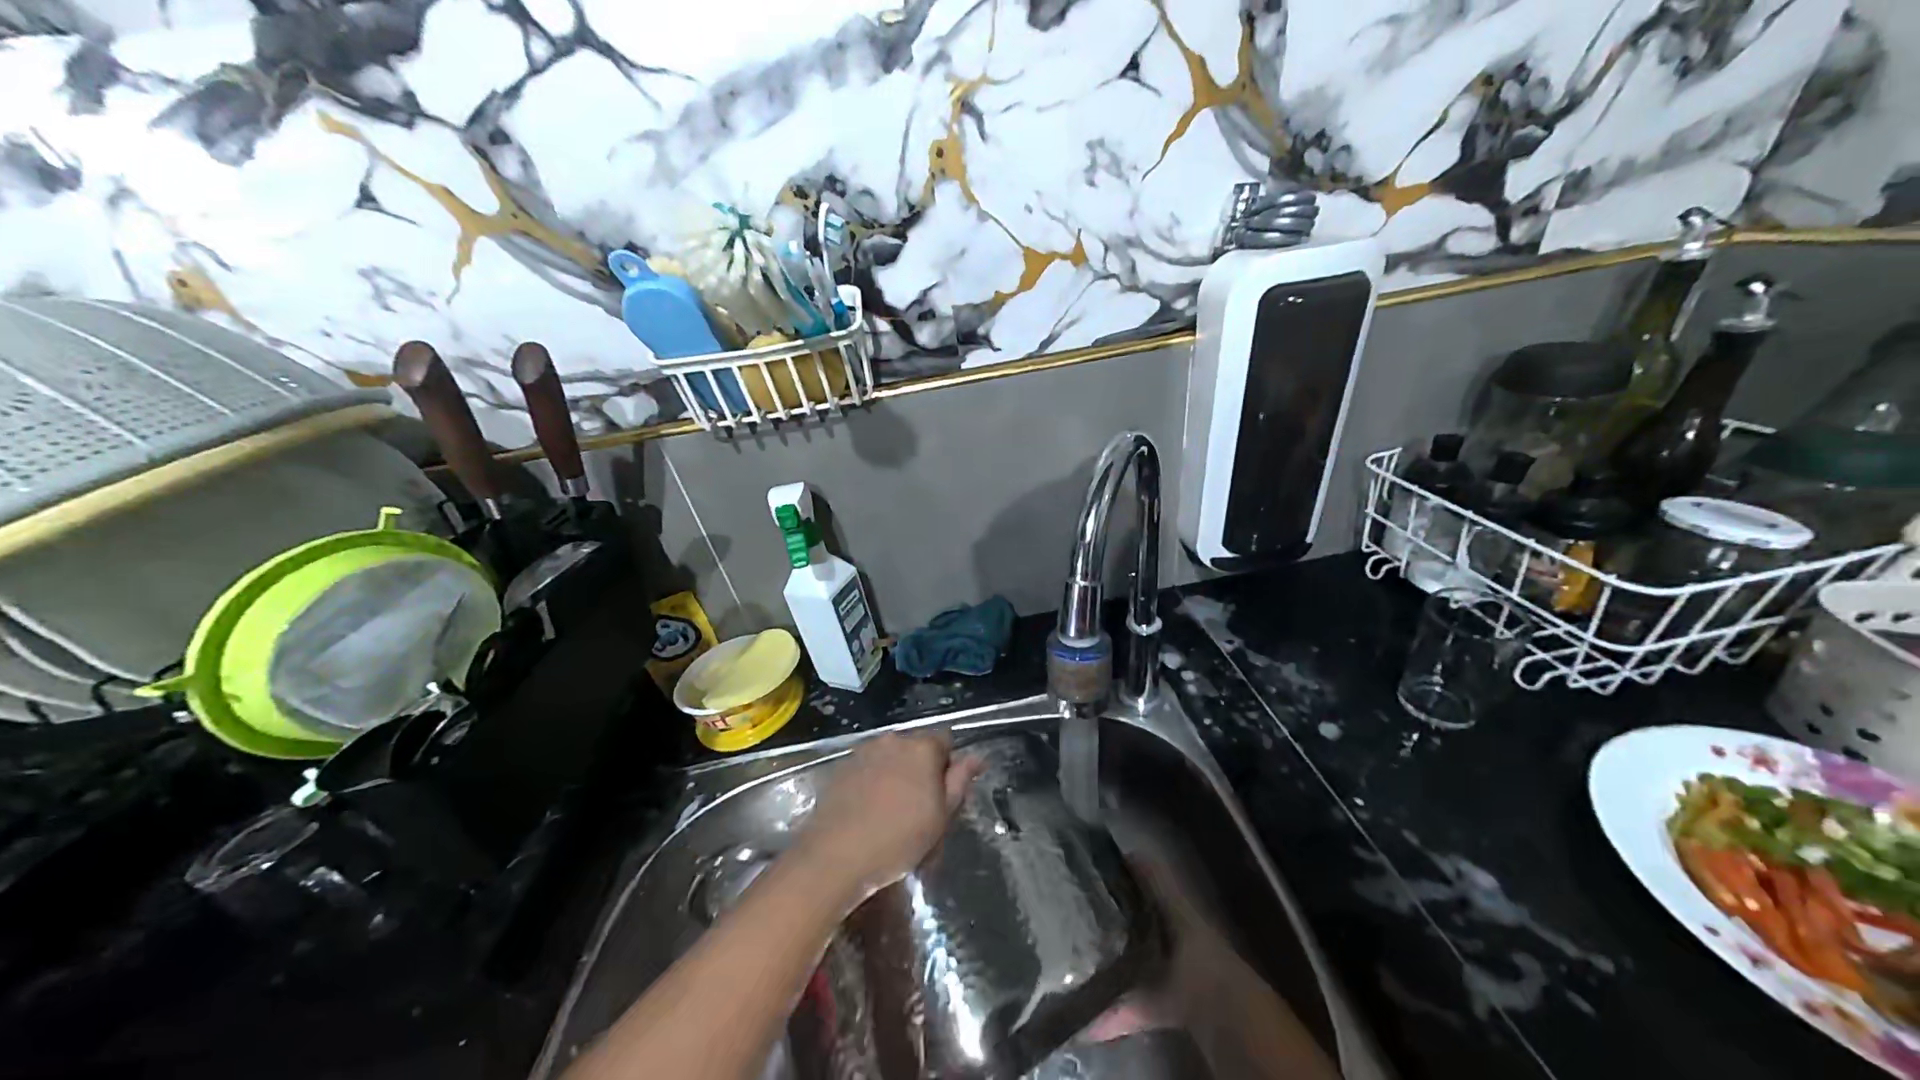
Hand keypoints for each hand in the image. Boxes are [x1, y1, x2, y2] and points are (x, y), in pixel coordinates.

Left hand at [793, 730, 981, 900]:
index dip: (949, 764)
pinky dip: (874, 781)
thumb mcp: (941, 816)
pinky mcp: (842, 766)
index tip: (945, 793)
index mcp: (922, 747)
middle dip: (923, 767)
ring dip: (897, 773)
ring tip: (893, 810)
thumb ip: (960, 781)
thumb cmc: (899, 839)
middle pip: (917, 746)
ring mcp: (863, 751)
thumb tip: (976, 757)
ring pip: (891, 756)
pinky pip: (869, 767)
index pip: (946, 740)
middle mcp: (892, 740)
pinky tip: (869, 810)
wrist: (836, 855)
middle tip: (922, 806)